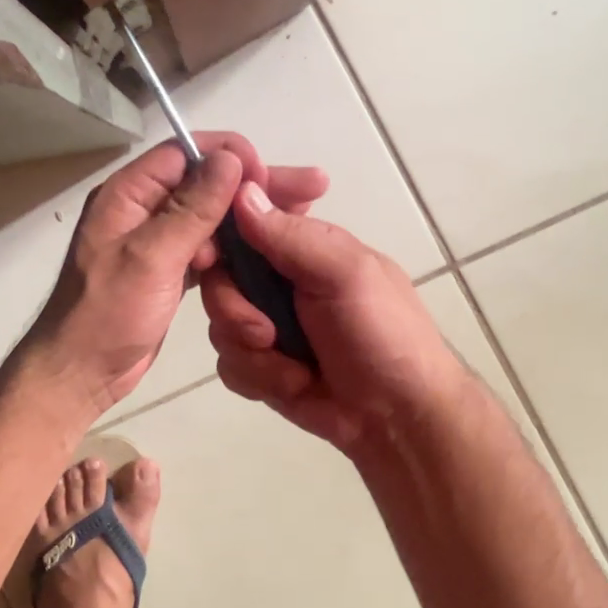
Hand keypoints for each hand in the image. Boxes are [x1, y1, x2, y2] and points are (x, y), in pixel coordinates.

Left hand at [26, 134, 328, 412]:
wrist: (81, 372)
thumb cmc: (108, 314)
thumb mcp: (151, 257)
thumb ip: (190, 209)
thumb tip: (229, 159)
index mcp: (125, 196)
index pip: (183, 154)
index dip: (229, 156)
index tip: (269, 174)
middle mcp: (139, 211)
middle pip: (203, 183)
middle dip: (253, 185)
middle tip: (312, 188)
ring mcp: (153, 243)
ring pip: (209, 217)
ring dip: (249, 217)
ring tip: (301, 215)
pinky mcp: (166, 273)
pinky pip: (205, 249)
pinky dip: (234, 248)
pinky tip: (269, 251)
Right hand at [202, 182, 468, 450]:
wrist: (396, 418)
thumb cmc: (383, 335)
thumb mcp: (345, 275)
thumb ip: (291, 237)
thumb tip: (241, 190)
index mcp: (300, 246)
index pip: (243, 219)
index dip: (219, 233)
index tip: (211, 254)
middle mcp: (276, 281)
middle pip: (217, 279)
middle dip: (235, 311)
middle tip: (266, 334)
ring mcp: (265, 323)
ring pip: (218, 326)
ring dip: (253, 354)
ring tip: (296, 372)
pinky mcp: (258, 365)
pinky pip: (227, 364)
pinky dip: (257, 379)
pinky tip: (292, 386)